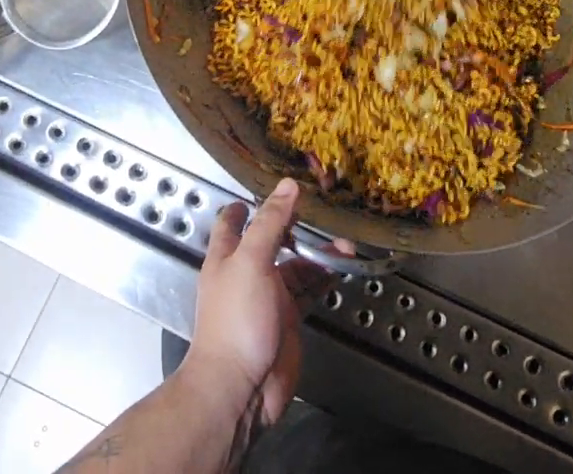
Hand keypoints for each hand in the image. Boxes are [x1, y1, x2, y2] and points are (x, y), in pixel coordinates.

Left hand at [181, 178, 324, 425]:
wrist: (240, 388)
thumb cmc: (236, 320)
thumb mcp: (251, 261)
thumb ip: (271, 223)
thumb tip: (288, 185)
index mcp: (227, 256)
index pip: (233, 221)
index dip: (249, 204)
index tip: (271, 187)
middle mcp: (246, 274)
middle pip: (271, 241)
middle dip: (295, 226)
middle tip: (324, 211)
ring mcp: (267, 298)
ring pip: (295, 267)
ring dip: (317, 254)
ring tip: (346, 243)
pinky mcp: (287, 320)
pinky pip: (308, 292)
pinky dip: (324, 279)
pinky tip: (342, 269)